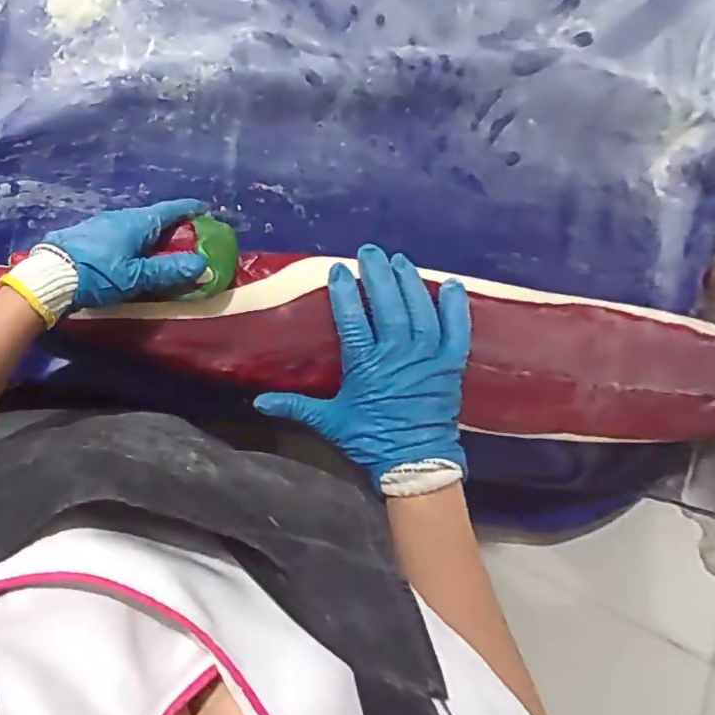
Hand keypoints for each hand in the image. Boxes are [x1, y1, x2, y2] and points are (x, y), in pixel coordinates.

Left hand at [41, 199, 209, 308]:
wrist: (49, 276)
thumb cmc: (97, 275)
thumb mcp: (136, 277)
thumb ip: (168, 271)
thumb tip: (201, 265)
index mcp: (137, 222)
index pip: (171, 209)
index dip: (190, 209)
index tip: (204, 210)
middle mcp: (119, 216)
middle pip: (151, 218)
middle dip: (169, 227)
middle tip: (184, 240)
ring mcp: (98, 224)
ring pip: (131, 227)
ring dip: (146, 237)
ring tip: (155, 251)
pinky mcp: (83, 235)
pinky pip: (114, 235)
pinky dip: (127, 243)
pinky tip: (125, 255)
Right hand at [254, 245, 469, 493]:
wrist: (416, 462)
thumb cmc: (368, 438)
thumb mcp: (329, 421)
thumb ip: (295, 406)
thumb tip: (258, 402)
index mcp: (367, 365)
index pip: (353, 318)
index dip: (345, 292)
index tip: (339, 269)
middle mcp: (398, 354)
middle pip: (388, 305)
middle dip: (379, 275)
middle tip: (371, 251)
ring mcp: (428, 357)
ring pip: (420, 310)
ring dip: (409, 282)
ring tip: (400, 260)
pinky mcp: (451, 365)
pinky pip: (456, 329)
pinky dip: (454, 306)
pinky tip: (450, 284)